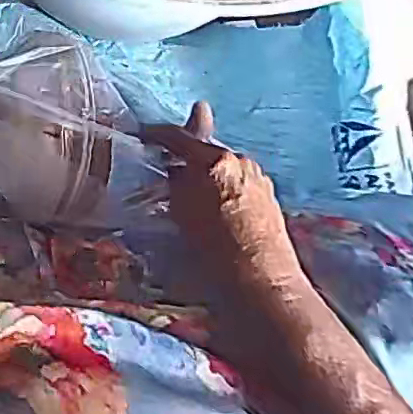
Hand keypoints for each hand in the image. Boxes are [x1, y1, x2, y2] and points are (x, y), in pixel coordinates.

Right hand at [145, 103, 304, 297]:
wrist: (263, 279)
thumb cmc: (213, 242)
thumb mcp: (180, 207)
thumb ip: (174, 180)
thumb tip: (173, 170)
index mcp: (215, 159)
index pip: (178, 136)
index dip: (156, 134)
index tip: (143, 135)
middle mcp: (240, 161)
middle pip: (204, 148)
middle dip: (184, 153)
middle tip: (165, 160)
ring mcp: (258, 178)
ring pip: (221, 165)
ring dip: (204, 169)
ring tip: (188, 182)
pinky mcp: (269, 196)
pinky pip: (236, 180)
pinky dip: (220, 183)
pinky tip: (212, 200)